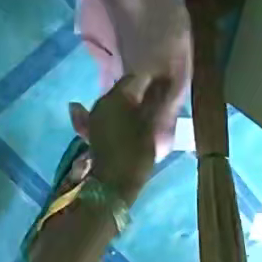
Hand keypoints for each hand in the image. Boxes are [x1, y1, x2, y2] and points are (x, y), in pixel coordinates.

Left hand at [71, 73, 173, 200]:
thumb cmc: (136, 151)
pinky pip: (111, 116)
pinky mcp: (94, 131)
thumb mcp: (152, 123)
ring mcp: (95, 116)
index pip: (135, 77)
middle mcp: (101, 101)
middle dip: (141, 93)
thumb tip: (166, 78)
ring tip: (150, 115)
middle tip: (161, 102)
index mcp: (115, 96)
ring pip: (117, 103)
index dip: (152, 80)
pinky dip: (123, 117)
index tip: (166, 88)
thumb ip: (158, 98)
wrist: (113, 184)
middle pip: (124, 90)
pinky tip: (134, 124)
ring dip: (132, 106)